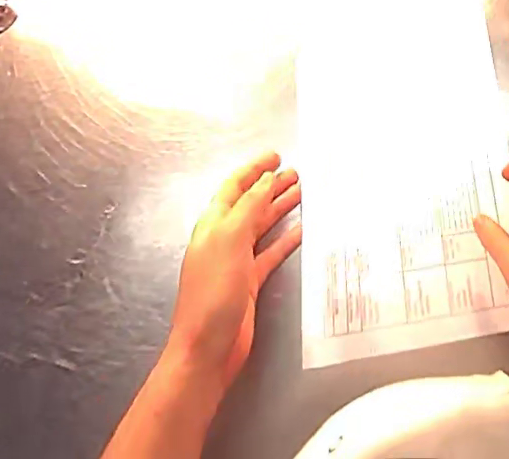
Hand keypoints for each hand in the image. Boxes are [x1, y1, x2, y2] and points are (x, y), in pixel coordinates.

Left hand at [165, 152, 301, 387]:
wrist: (206, 352)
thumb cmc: (213, 293)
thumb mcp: (230, 241)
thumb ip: (249, 208)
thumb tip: (266, 180)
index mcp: (213, 227)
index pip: (233, 188)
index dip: (253, 170)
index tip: (276, 155)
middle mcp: (224, 239)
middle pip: (249, 204)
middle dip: (270, 185)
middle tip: (296, 171)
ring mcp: (236, 261)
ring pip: (262, 225)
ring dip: (280, 207)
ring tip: (303, 191)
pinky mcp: (250, 281)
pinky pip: (271, 251)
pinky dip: (286, 238)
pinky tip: (303, 229)